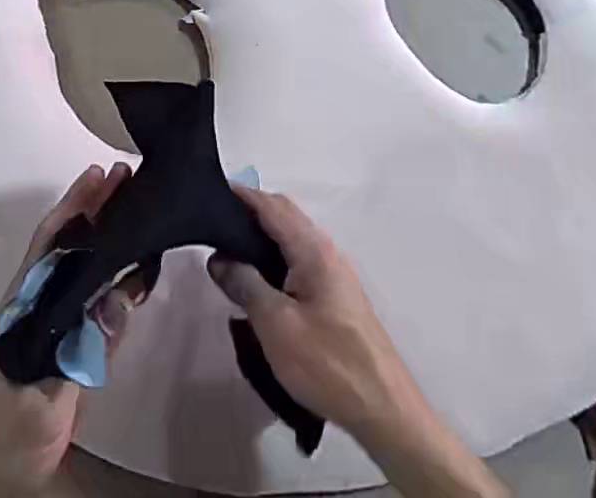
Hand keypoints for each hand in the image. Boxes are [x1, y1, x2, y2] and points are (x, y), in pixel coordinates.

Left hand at [0, 164, 139, 496]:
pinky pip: (106, 299)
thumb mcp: (41, 394)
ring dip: (114, 234)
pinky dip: (125, 275)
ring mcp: (64, 318)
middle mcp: (44, 301)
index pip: (51, 243)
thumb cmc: (10, 433)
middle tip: (127, 173)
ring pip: (92, 264)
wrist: (0, 474)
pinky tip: (145, 261)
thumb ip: (76, 350)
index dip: (74, 206)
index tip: (99, 175)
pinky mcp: (81, 339)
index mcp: (25, 304)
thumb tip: (114, 303)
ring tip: (141, 204)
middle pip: (73, 243)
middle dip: (97, 206)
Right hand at [206, 186, 418, 436]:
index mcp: (314, 250)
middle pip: (287, 217)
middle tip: (215, 219)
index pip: (274, 207)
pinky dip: (276, 256)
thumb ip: (245, 285)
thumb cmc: (327, 362)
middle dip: (253, 210)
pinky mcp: (336, 295)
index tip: (214, 190)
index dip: (245, 196)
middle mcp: (328, 252)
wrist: (381, 406)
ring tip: (229, 246)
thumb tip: (220, 257)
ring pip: (294, 239)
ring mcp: (335, 273)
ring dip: (264, 234)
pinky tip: (258, 277)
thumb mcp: (276, 325)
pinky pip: (300, 259)